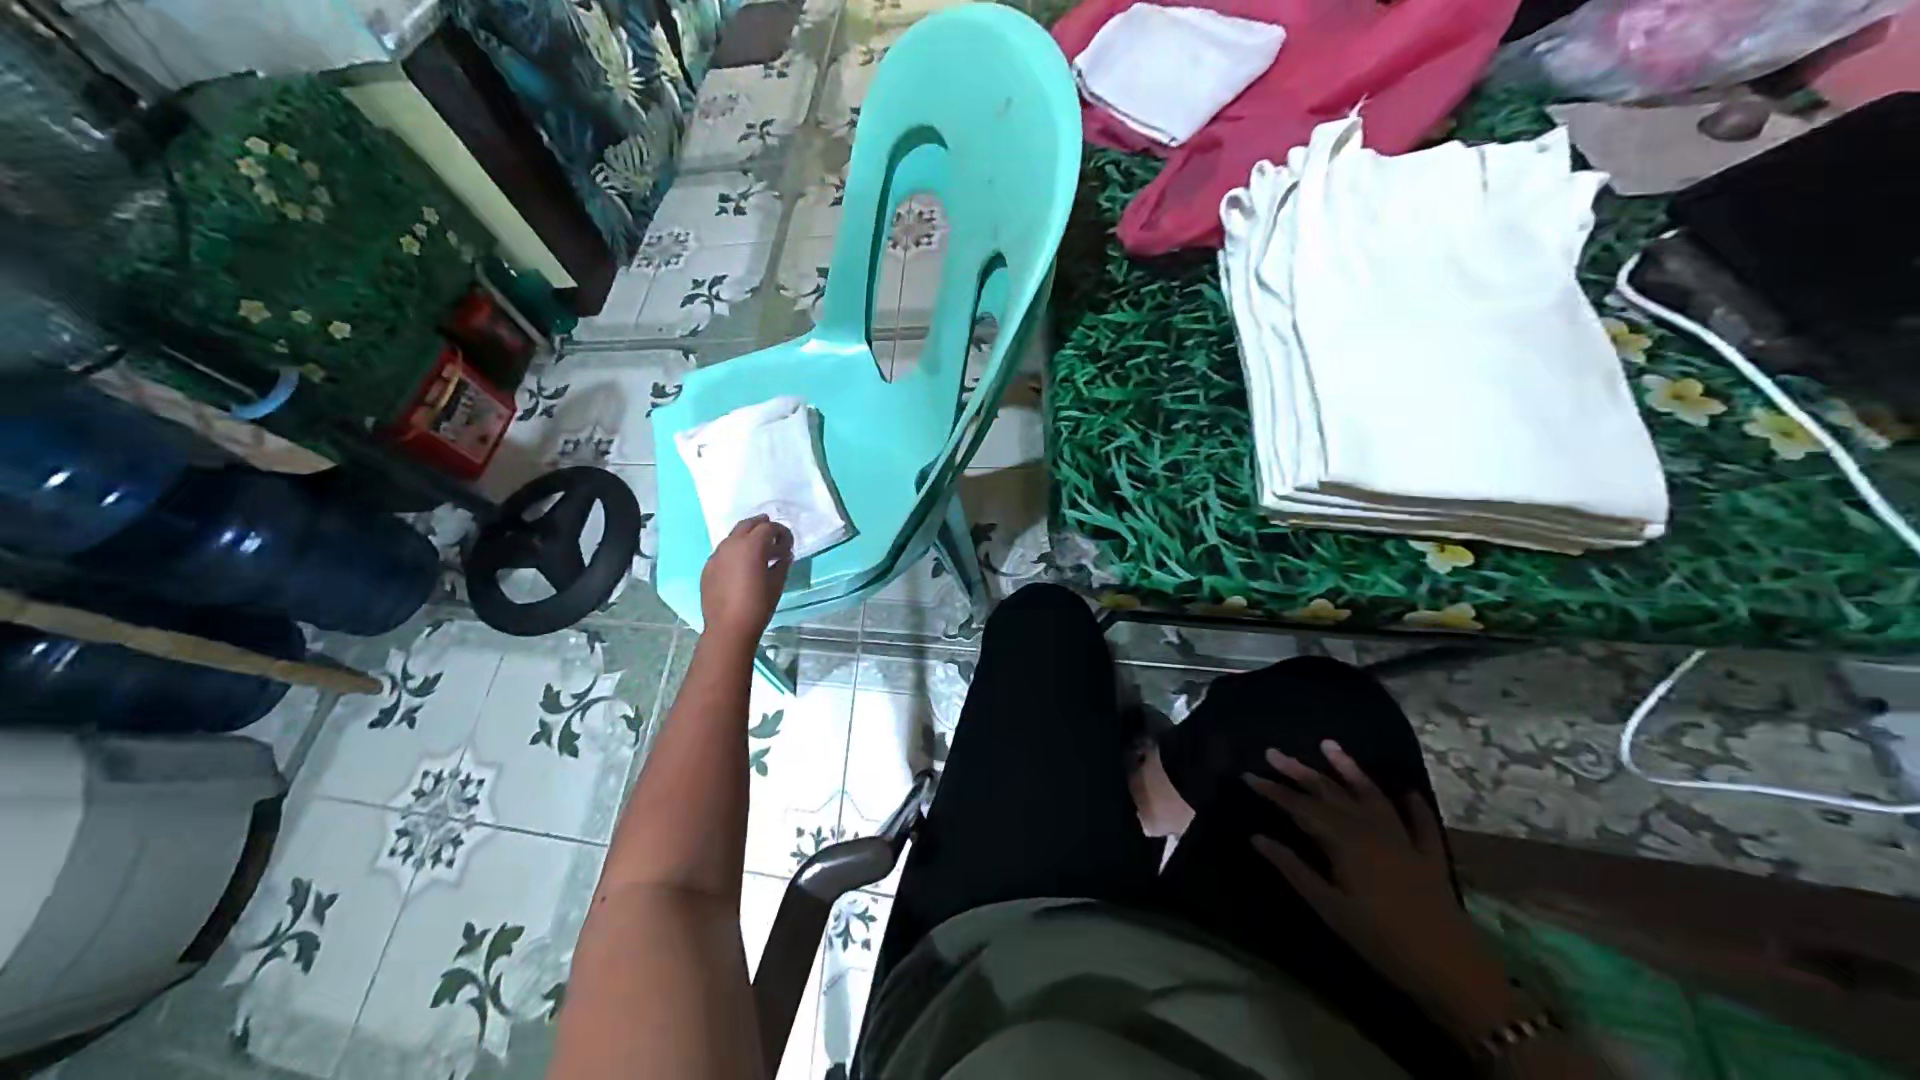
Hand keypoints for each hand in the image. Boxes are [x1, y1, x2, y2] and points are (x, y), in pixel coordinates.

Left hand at [700, 515, 792, 644]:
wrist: (728, 627)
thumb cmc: (758, 605)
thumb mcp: (777, 583)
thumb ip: (782, 564)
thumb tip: (784, 556)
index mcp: (751, 546)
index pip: (769, 527)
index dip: (782, 532)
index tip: (788, 544)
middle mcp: (731, 544)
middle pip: (748, 524)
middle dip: (762, 526)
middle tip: (773, 535)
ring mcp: (716, 555)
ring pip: (733, 537)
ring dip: (747, 538)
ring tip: (758, 551)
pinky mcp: (708, 568)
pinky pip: (724, 552)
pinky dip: (735, 552)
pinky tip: (742, 567)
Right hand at [1244, 740, 1517, 1039]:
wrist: (1449, 969)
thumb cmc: (1380, 939)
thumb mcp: (1328, 907)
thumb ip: (1293, 869)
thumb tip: (1258, 837)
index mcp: (1345, 841)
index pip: (1301, 808)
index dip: (1274, 791)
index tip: (1249, 775)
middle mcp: (1372, 830)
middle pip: (1331, 794)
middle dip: (1300, 772)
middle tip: (1274, 752)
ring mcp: (1404, 840)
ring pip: (1372, 796)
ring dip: (1350, 770)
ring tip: (1330, 747)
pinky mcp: (1429, 858)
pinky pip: (1420, 824)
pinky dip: (1413, 805)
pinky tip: (1406, 791)